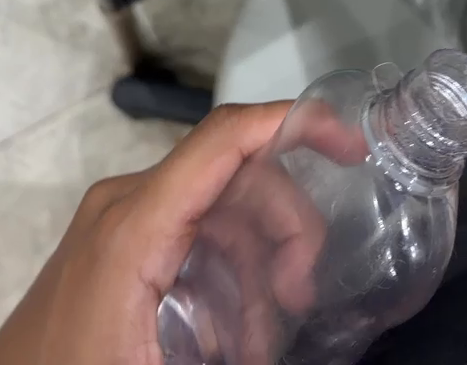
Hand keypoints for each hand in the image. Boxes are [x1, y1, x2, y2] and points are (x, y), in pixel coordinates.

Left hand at [0, 102, 301, 364]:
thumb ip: (248, 347)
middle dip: (284, 226)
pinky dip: (227, 271)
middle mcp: (127, 202)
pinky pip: (191, 232)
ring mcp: (120, 218)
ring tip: (265, 334)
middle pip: (232, 177)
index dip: (290, 123)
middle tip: (302, 295)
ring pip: (217, 208)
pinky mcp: (118, 241)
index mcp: (135, 222)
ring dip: (257, 261)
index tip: (348, 145)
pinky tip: (234, 331)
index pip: (223, 139)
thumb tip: (291, 340)